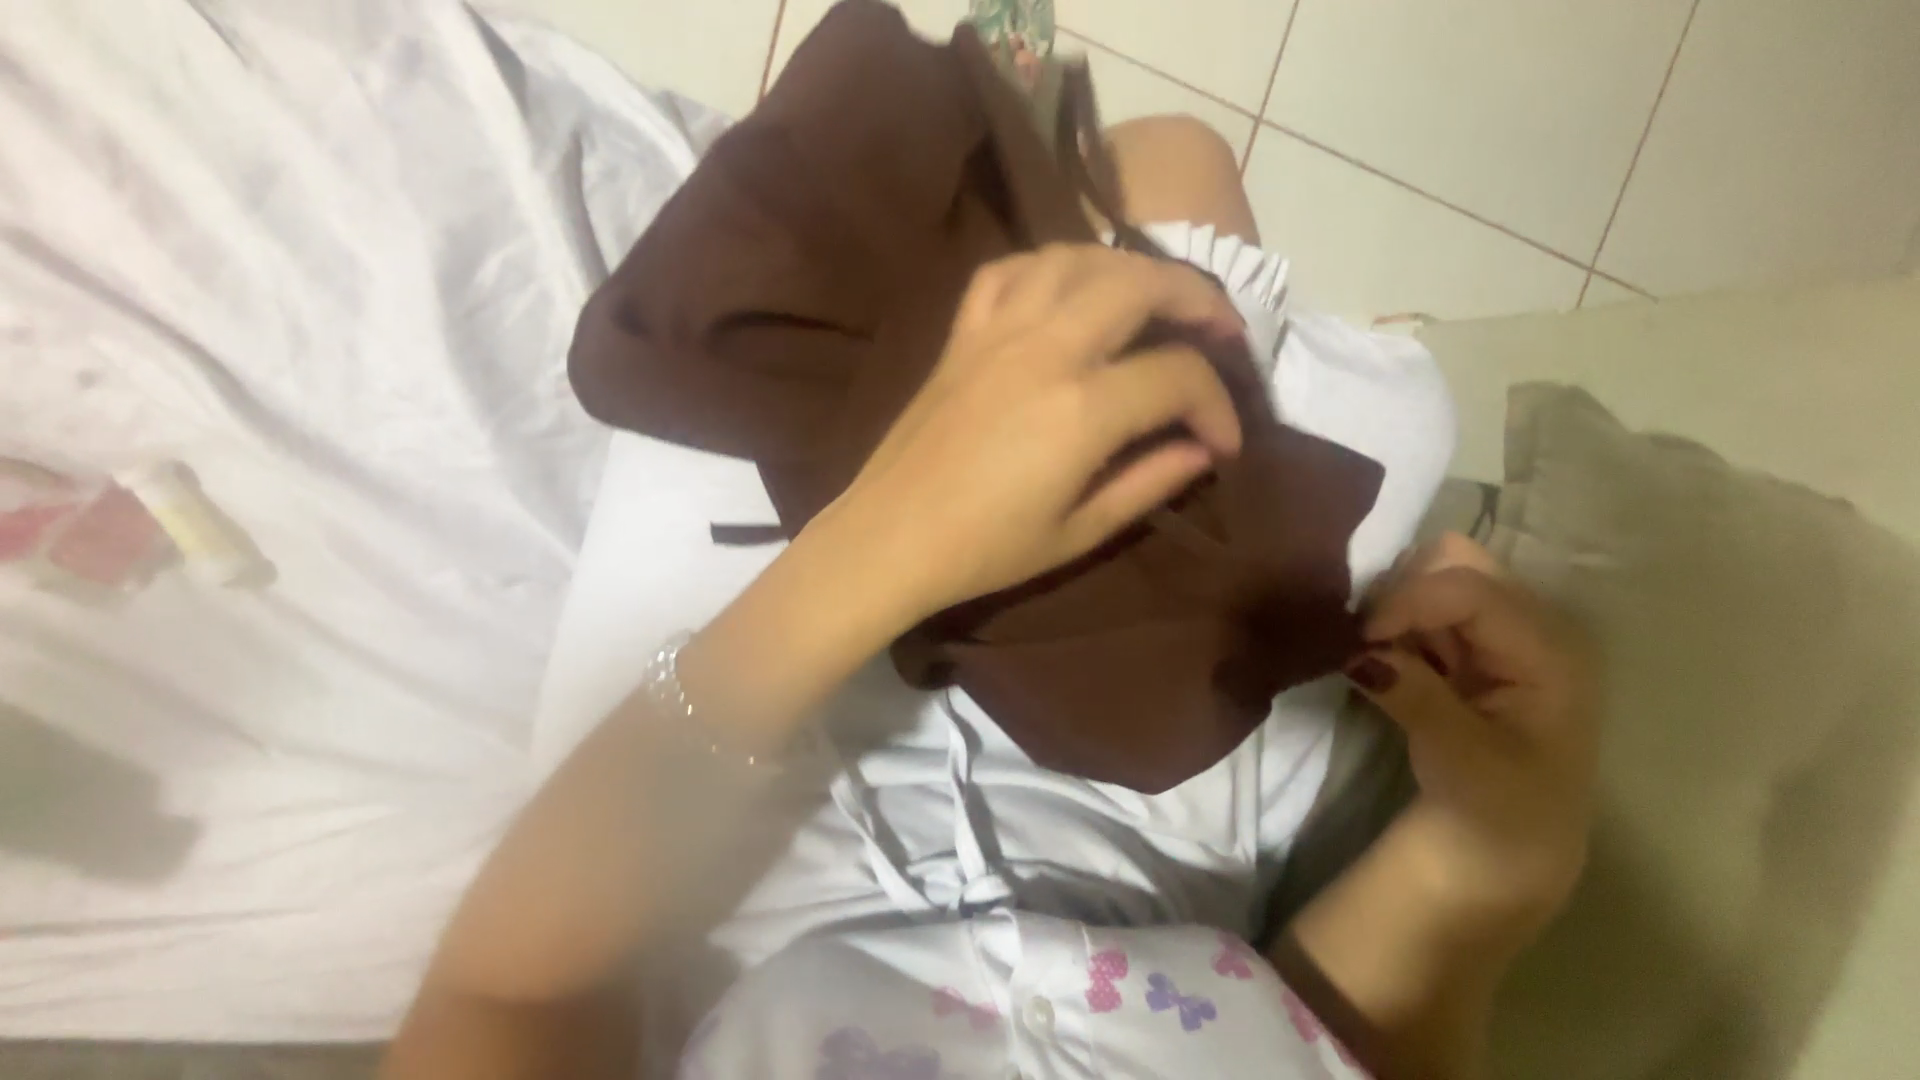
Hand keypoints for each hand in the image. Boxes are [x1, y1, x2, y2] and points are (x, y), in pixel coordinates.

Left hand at [815, 244, 1245, 619]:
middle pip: (1141, 283)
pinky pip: (1009, 270)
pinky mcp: (962, 334)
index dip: (1218, 406)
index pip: (1179, 375)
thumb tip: (1203, 449)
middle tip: (1222, 330)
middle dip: (1198, 298)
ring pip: (1078, 259)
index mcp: (1082, 409)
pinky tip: (1069, 289)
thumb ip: (1150, 482)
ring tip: (1155, 297)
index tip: (1226, 443)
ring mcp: (997, 332)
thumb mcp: (1080, 532)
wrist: (890, 539)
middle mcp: (1046, 349)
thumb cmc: (984, 551)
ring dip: (1130, 268)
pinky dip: (1050, 267)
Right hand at [1346, 534, 1599, 936]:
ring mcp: (1499, 632)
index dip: (1406, 600)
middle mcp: (1530, 624)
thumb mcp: (1460, 758)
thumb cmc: (1500, 809)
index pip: (1469, 588)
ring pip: (1429, 577)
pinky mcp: (1469, 647)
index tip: (1357, 636)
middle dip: (1400, 588)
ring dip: (1391, 606)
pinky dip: (1392, 622)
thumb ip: (1414, 694)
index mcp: (1550, 649)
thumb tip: (1356, 651)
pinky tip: (1381, 657)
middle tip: (1366, 637)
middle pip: (1454, 560)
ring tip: (1370, 651)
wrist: (1507, 848)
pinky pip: (1419, 606)